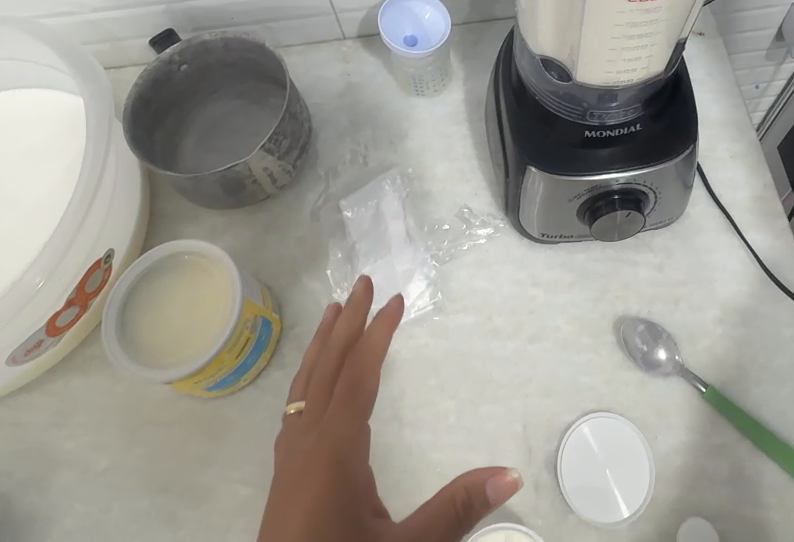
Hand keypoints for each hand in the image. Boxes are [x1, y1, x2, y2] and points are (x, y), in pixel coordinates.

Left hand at [256, 277, 522, 541]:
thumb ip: (454, 510)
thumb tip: (510, 475)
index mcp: (334, 450)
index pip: (358, 375)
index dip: (377, 334)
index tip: (395, 300)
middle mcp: (306, 445)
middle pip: (326, 368)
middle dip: (346, 323)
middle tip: (361, 282)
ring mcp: (289, 461)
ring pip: (304, 386)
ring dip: (322, 345)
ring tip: (333, 312)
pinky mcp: (284, 478)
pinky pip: (295, 408)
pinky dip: (308, 378)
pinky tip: (313, 385)